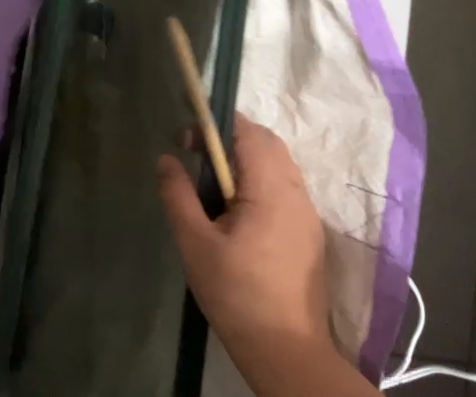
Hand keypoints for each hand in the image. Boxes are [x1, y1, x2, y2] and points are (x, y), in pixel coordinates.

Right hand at [156, 117, 341, 386]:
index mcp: (271, 191)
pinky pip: (285, 187)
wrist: (286, 350)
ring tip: (210, 184)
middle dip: (229, 138)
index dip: (216, 125)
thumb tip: (167, 159)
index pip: (249, 133)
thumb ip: (178, 194)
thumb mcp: (194, 241)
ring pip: (279, 165)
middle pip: (267, 143)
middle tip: (194, 156)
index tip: (186, 141)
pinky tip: (233, 208)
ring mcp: (307, 215)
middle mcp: (297, 195)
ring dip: (244, 159)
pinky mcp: (308, 234)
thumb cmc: (236, 292)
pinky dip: (258, 180)